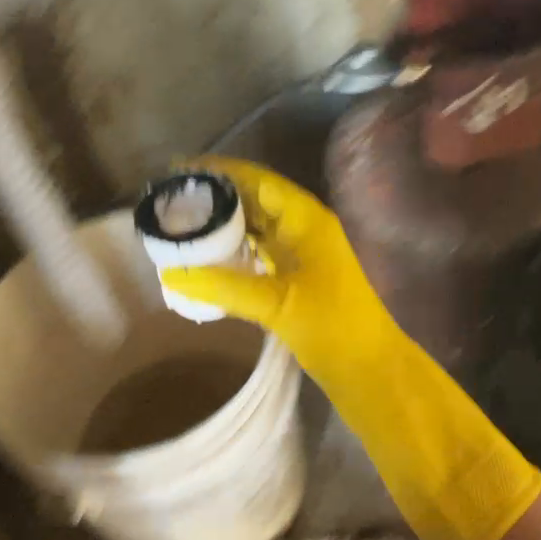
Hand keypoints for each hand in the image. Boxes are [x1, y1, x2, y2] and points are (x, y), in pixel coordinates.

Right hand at [157, 157, 397, 390]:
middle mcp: (303, 227)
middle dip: (215, 196)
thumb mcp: (276, 305)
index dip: (219, 172)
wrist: (370, 368)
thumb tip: (171, 273)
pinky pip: (259, 251)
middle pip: (254, 199)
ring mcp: (301, 252)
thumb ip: (224, 288)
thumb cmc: (333, 328)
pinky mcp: (296, 277)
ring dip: (222, 223)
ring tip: (180, 223)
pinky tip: (206, 257)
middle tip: (171, 200)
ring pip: (255, 226)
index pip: (257, 180)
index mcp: (306, 219)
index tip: (178, 171)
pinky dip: (233, 249)